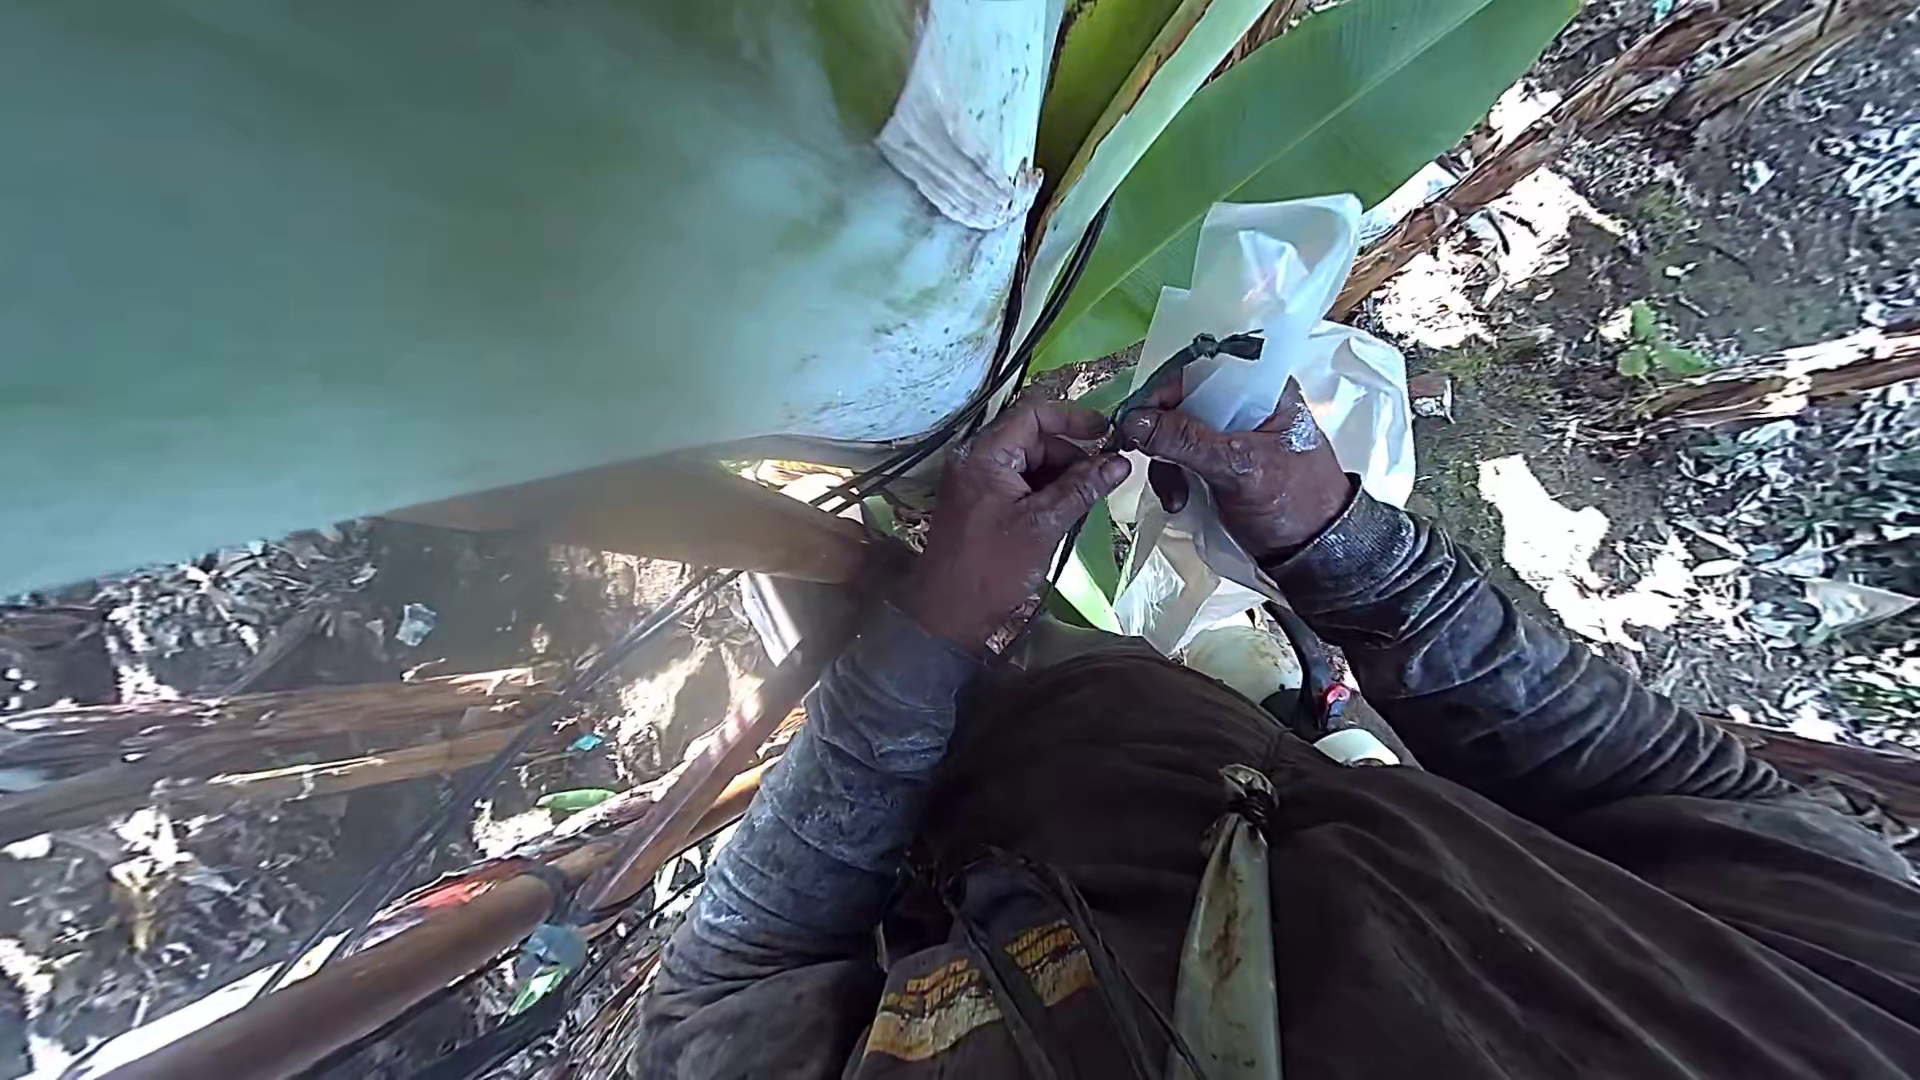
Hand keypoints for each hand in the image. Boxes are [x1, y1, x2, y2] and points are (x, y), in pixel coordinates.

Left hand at [898, 398, 1132, 648]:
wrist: (950, 611)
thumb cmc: (992, 567)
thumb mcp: (1044, 524)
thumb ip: (1081, 488)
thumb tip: (1121, 461)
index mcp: (984, 455)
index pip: (1033, 414)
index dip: (1072, 418)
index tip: (1106, 434)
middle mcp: (976, 460)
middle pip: (1033, 439)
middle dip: (1070, 456)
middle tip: (1101, 480)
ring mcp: (977, 482)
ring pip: (1029, 464)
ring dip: (1060, 477)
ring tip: (1085, 502)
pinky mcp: (981, 503)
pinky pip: (1019, 484)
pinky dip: (1044, 493)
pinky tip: (1064, 513)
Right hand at [1116, 376, 1351, 560]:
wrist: (1312, 554)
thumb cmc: (1293, 503)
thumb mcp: (1238, 467)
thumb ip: (1185, 441)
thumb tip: (1132, 420)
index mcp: (1262, 389)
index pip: (1200, 370)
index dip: (1164, 390)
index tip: (1137, 418)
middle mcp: (1242, 407)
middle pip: (1180, 404)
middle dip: (1160, 437)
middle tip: (1145, 459)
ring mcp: (1227, 438)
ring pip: (1174, 436)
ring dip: (1165, 466)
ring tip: (1175, 496)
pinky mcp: (1215, 465)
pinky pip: (1178, 460)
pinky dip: (1170, 479)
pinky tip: (1179, 501)